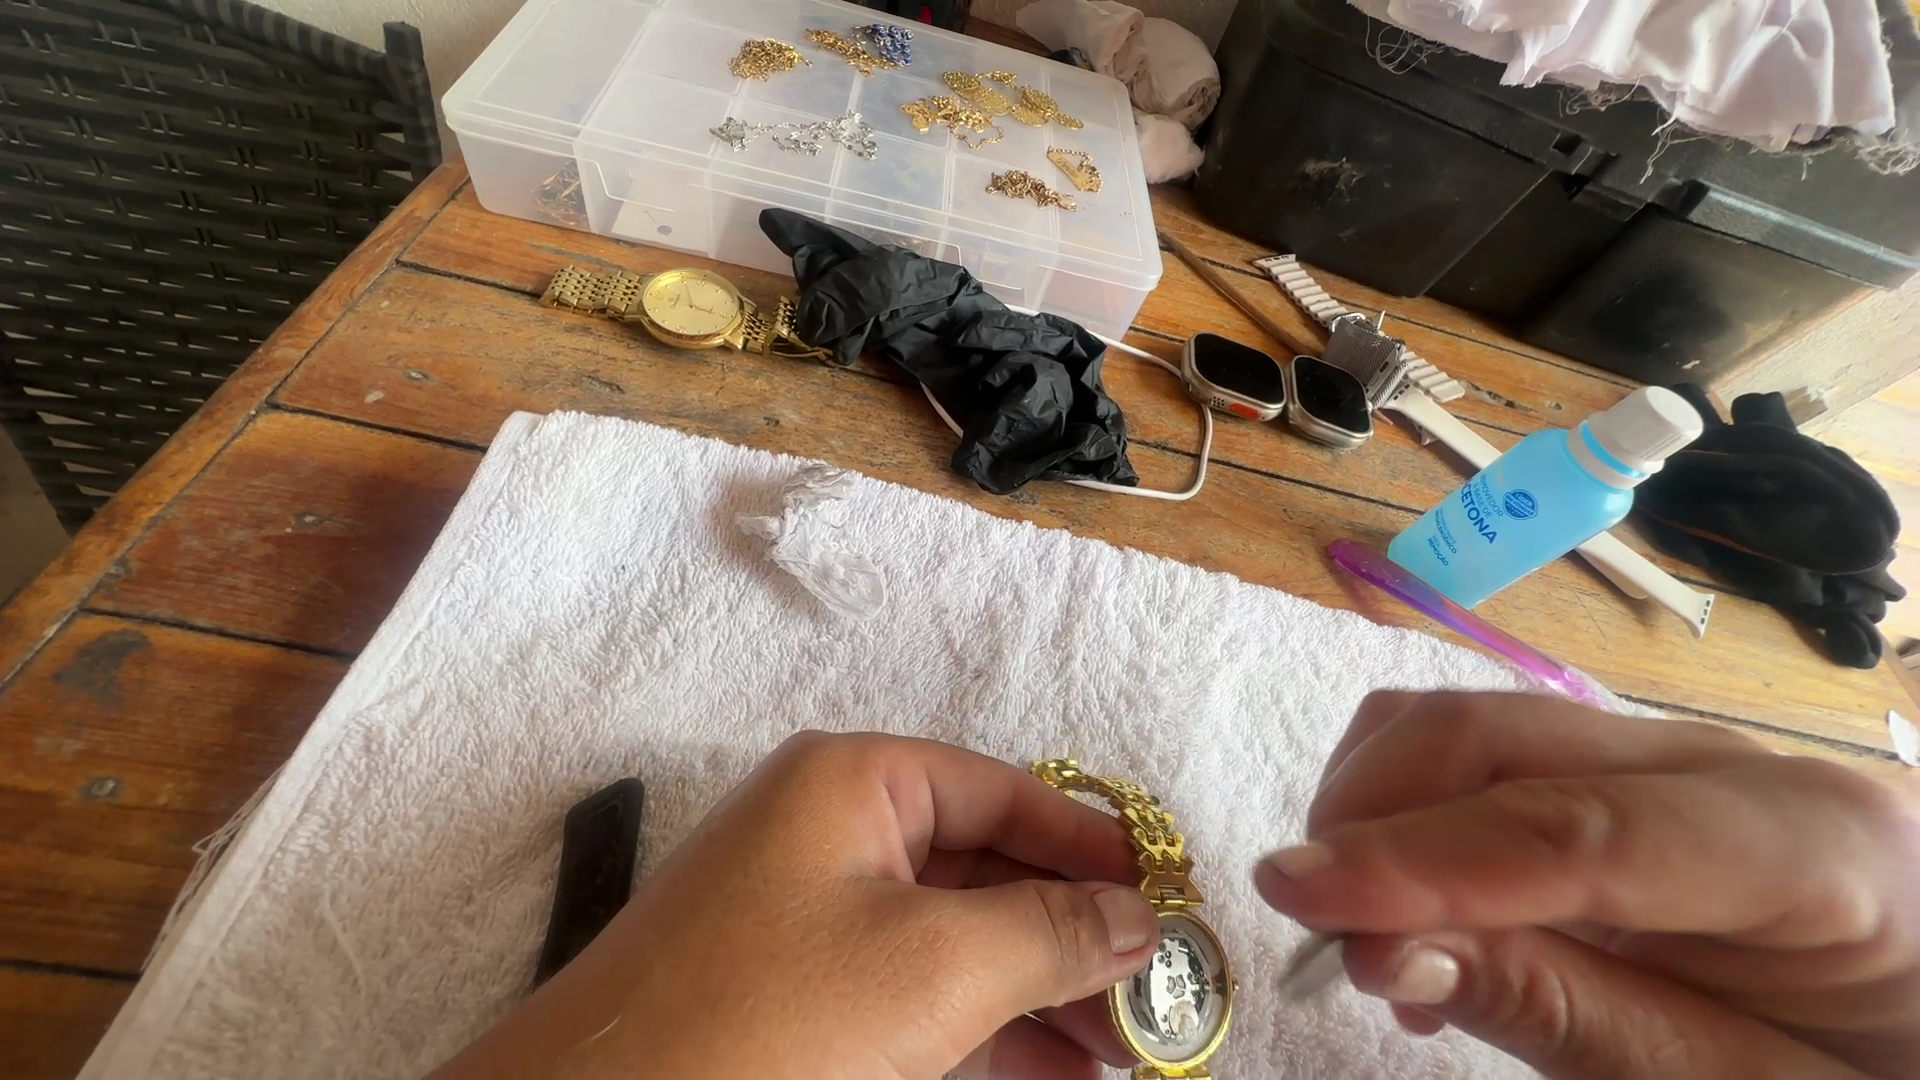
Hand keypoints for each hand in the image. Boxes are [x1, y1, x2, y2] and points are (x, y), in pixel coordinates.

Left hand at [432, 732, 1157, 1078]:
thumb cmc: (770, 1020)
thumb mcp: (931, 967)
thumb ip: (1045, 930)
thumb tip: (1138, 917)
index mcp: (857, 781)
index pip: (1001, 791)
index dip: (1087, 840)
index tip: (1164, 892)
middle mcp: (838, 825)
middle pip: (984, 862)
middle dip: (1071, 928)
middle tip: (1157, 989)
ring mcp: (818, 905)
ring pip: (957, 931)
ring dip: (1039, 986)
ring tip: (1127, 1047)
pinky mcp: (805, 981)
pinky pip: (918, 983)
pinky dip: (985, 1022)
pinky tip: (1056, 1071)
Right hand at [1256, 691, 1919, 1078]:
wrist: (1912, 1030)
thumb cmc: (1860, 1079)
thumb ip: (1567, 1018)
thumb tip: (1379, 952)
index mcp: (1812, 840)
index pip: (1573, 829)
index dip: (1417, 859)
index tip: (1290, 892)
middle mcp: (1712, 757)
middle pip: (1483, 735)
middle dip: (1369, 814)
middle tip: (1315, 921)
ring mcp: (1641, 746)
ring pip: (1448, 724)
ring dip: (1369, 807)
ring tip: (1365, 923)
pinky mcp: (1589, 762)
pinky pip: (1452, 750)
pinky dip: (1391, 808)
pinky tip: (1404, 899)